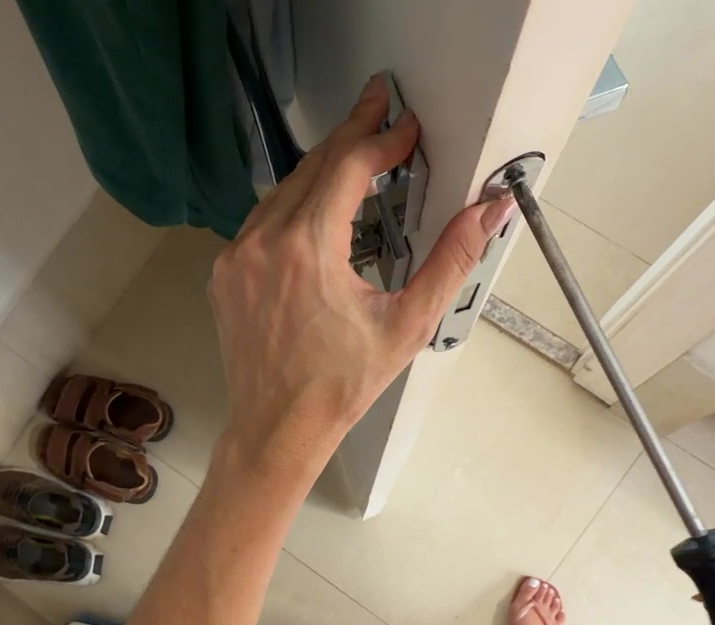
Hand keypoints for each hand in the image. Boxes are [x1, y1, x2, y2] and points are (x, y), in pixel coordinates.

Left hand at [207, 75, 514, 478]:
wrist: (278, 427)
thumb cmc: (339, 386)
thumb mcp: (406, 325)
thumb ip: (451, 260)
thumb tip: (488, 212)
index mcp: (308, 249)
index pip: (348, 166)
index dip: (382, 139)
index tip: (408, 129)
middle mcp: (264, 244)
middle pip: (313, 166)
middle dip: (352, 135)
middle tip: (381, 107)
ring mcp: (237, 259)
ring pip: (283, 190)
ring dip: (321, 168)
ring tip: (354, 154)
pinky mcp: (226, 275)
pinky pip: (260, 221)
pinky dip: (291, 204)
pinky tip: (314, 207)